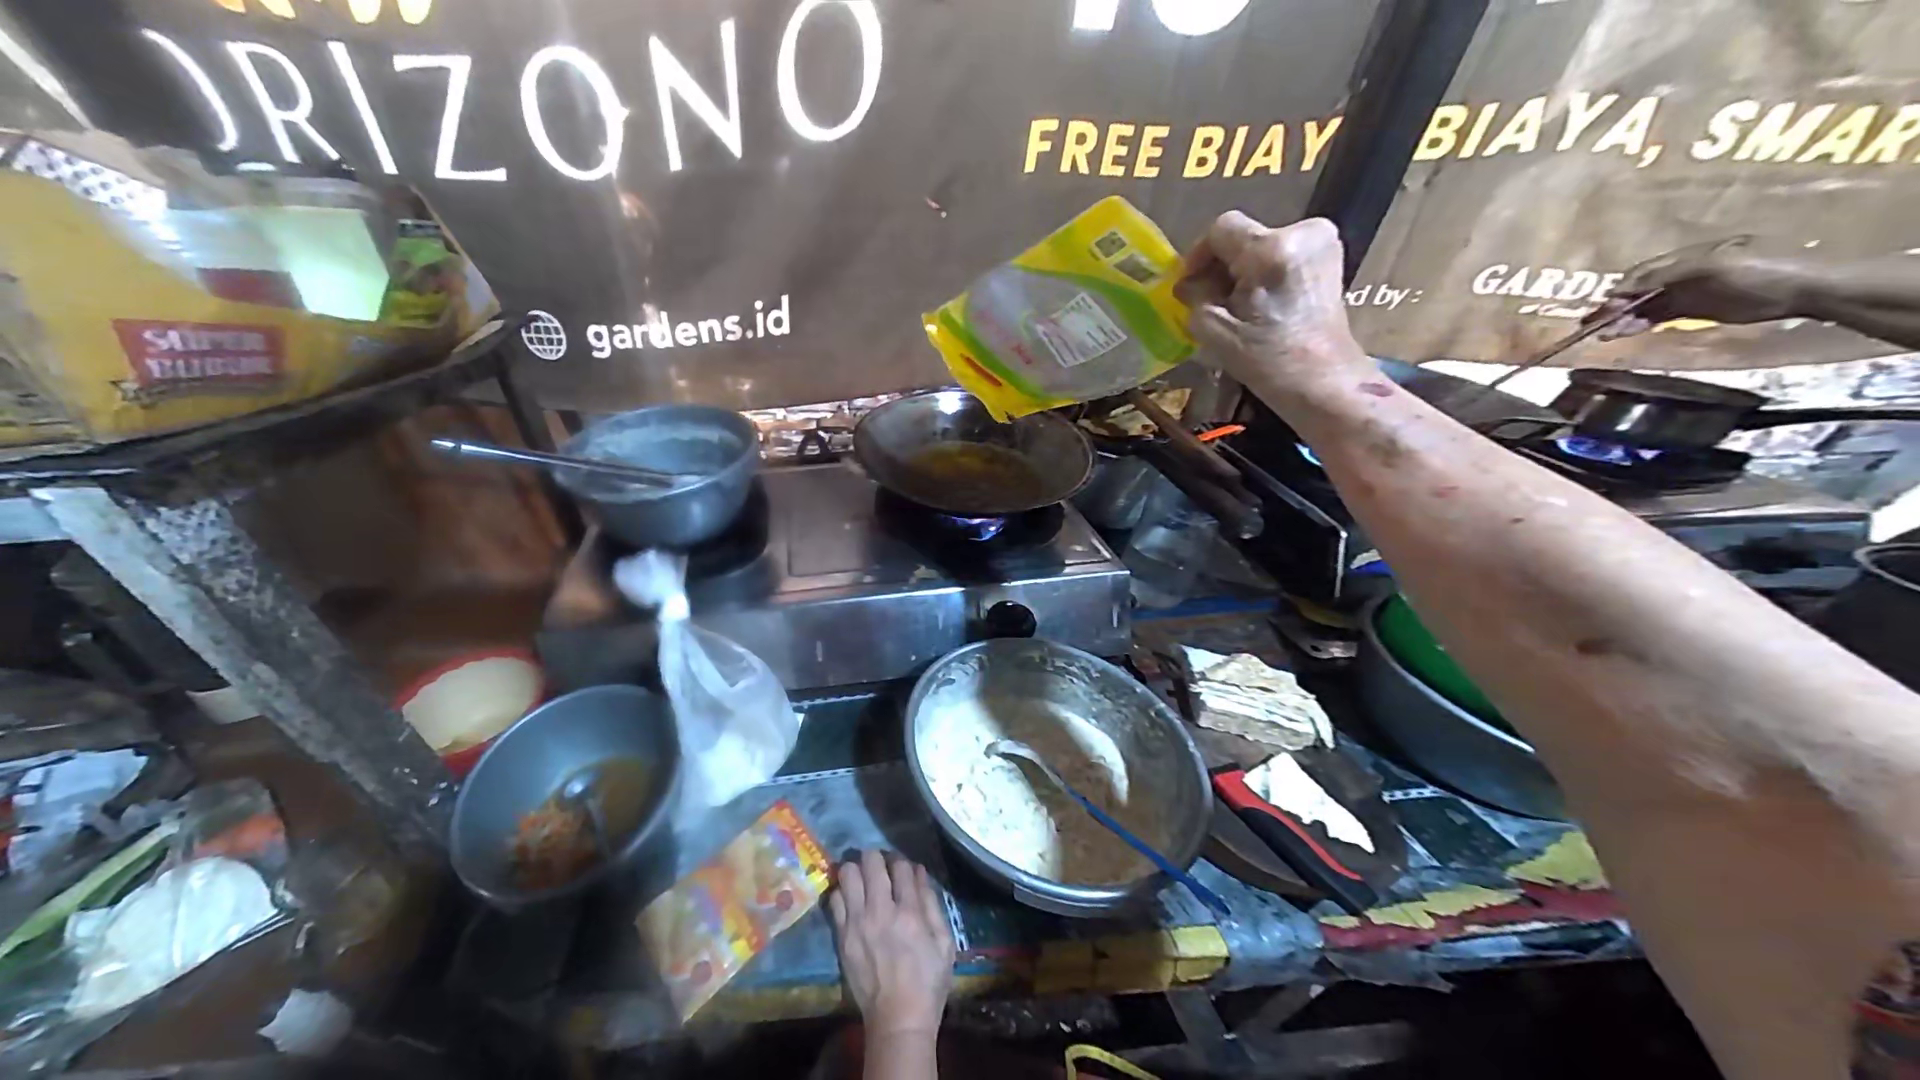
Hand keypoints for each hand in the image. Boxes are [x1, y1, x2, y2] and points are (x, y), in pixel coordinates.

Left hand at [829, 850, 954, 1037]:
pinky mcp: (841, 936)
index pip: (901, 865)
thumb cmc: (928, 982)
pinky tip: (852, 900)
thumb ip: (931, 903)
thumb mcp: (944, 942)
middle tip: (881, 868)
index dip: (902, 861)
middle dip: (877, 858)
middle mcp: (880, 912)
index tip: (902, 867)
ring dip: (857, 871)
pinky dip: (843, 892)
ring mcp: (856, 923)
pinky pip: (835, 899)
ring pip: (848, 873)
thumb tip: (918, 871)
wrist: (897, 1020)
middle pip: (870, 861)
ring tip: (864, 880)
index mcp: (909, 913)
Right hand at [1174, 212, 1371, 396]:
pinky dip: (1263, 273)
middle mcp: (1303, 233)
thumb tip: (1188, 283)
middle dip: (1221, 266)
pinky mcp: (1329, 255)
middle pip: (1243, 236)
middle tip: (1209, 301)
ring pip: (1261, 244)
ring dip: (1241, 271)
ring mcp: (1321, 241)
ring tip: (1234, 306)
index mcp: (1271, 251)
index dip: (1198, 255)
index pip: (1221, 229)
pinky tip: (1258, 303)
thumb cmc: (1268, 362)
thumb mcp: (1215, 332)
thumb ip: (1195, 298)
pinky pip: (1281, 252)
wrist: (1324, 381)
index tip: (1189, 286)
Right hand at [1586, 237, 1808, 337]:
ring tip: (1604, 335)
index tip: (1601, 307)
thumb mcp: (1713, 265)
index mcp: (1689, 256)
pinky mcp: (1698, 310)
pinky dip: (1639, 325)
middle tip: (1591, 326)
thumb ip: (1666, 274)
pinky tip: (1625, 333)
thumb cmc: (1764, 270)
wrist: (1810, 290)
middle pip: (1639, 289)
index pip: (1642, 271)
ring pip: (1645, 305)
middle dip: (1614, 306)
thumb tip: (1620, 287)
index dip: (1620, 288)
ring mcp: (1691, 292)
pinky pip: (1659, 316)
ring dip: (1623, 319)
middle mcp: (1686, 272)